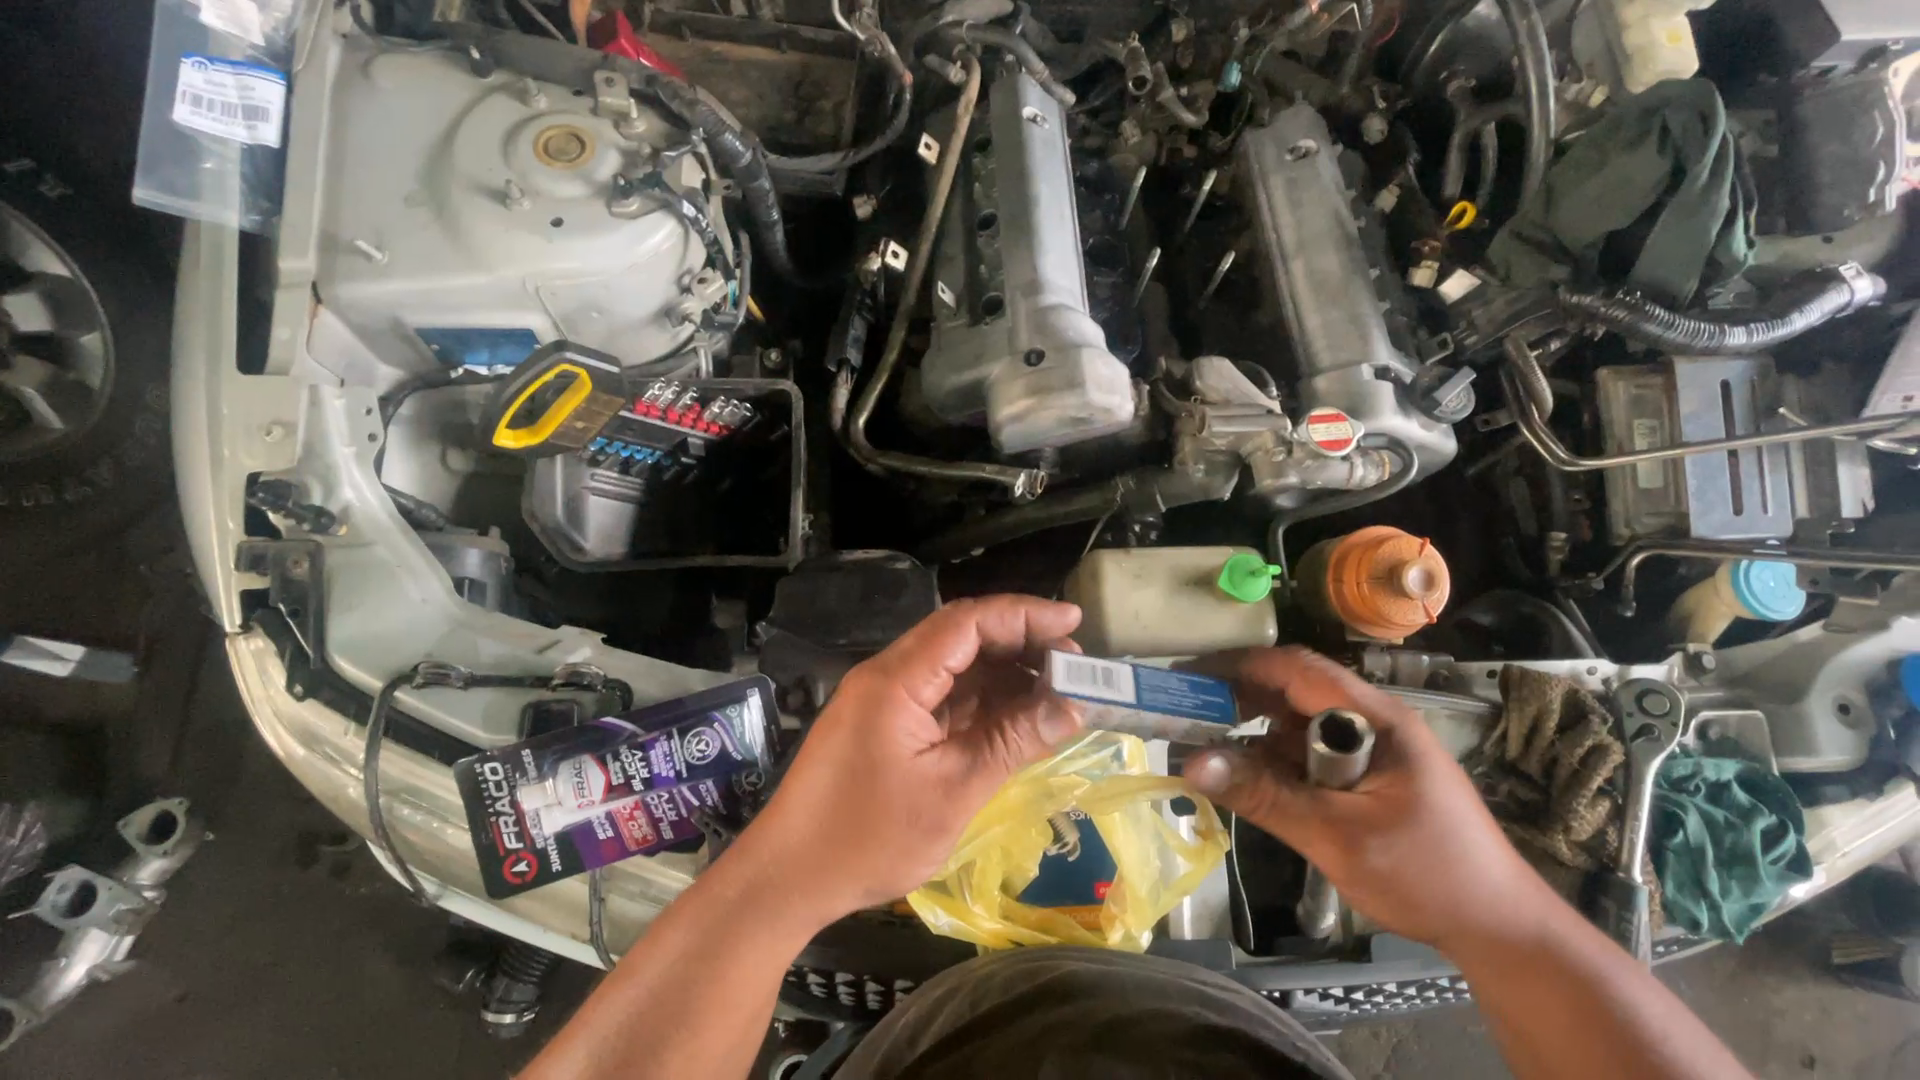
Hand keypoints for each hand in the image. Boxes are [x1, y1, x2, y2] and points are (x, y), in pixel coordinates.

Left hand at [730, 595, 1085, 928]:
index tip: (1074, 622)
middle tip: (1074, 665)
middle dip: (1020, 643)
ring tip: (1057, 691)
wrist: (789, 877)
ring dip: (1004, 674)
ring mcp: (884, 701)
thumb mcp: (952, 792)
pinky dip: (982, 701)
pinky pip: (941, 698)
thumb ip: (1012, 741)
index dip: (1024, 615)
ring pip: (954, 667)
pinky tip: (1018, 715)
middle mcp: (888, 676)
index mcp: (896, 680)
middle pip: (961, 637)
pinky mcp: (885, 725)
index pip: (967, 622)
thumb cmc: (866, 839)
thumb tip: (1074, 706)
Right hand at [1181, 647, 1556, 952]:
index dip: (1236, 666)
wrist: (1500, 927)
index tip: (1185, 678)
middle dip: (1235, 698)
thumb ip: (1265, 796)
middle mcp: (1370, 721)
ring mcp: (1368, 747)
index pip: (1295, 668)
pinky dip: (1270, 761)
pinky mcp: (1364, 774)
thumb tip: (1190, 763)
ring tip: (1200, 748)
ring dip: (1249, 732)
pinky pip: (1306, 753)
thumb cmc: (1427, 875)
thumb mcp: (1338, 837)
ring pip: (1295, 723)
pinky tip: (1243, 779)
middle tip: (1181, 716)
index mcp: (1375, 718)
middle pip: (1291, 690)